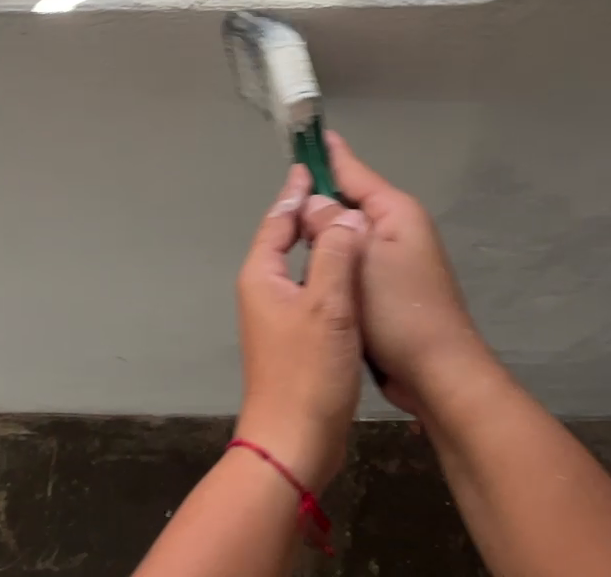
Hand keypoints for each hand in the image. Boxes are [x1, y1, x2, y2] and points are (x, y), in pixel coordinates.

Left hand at [234, 164, 367, 491]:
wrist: (294, 441)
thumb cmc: (308, 369)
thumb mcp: (328, 305)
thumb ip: (336, 254)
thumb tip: (344, 214)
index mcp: (261, 275)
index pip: (277, 221)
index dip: (295, 194)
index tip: (310, 168)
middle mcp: (262, 290)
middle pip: (284, 240)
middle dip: (306, 214)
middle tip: (334, 191)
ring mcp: (275, 317)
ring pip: (298, 266)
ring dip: (319, 244)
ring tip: (346, 226)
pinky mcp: (293, 339)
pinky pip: (309, 290)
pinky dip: (326, 274)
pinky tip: (348, 277)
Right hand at [301, 132, 492, 415]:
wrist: (438, 373)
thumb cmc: (399, 312)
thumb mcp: (359, 258)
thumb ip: (331, 224)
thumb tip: (311, 201)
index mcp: (395, 212)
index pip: (354, 172)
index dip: (328, 155)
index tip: (307, 135)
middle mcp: (397, 228)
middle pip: (348, 202)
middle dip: (318, 199)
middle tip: (281, 197)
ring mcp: (395, 258)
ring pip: (347, 233)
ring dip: (324, 232)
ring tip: (289, 228)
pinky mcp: (389, 286)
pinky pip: (353, 258)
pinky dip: (334, 257)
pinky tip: (312, 264)